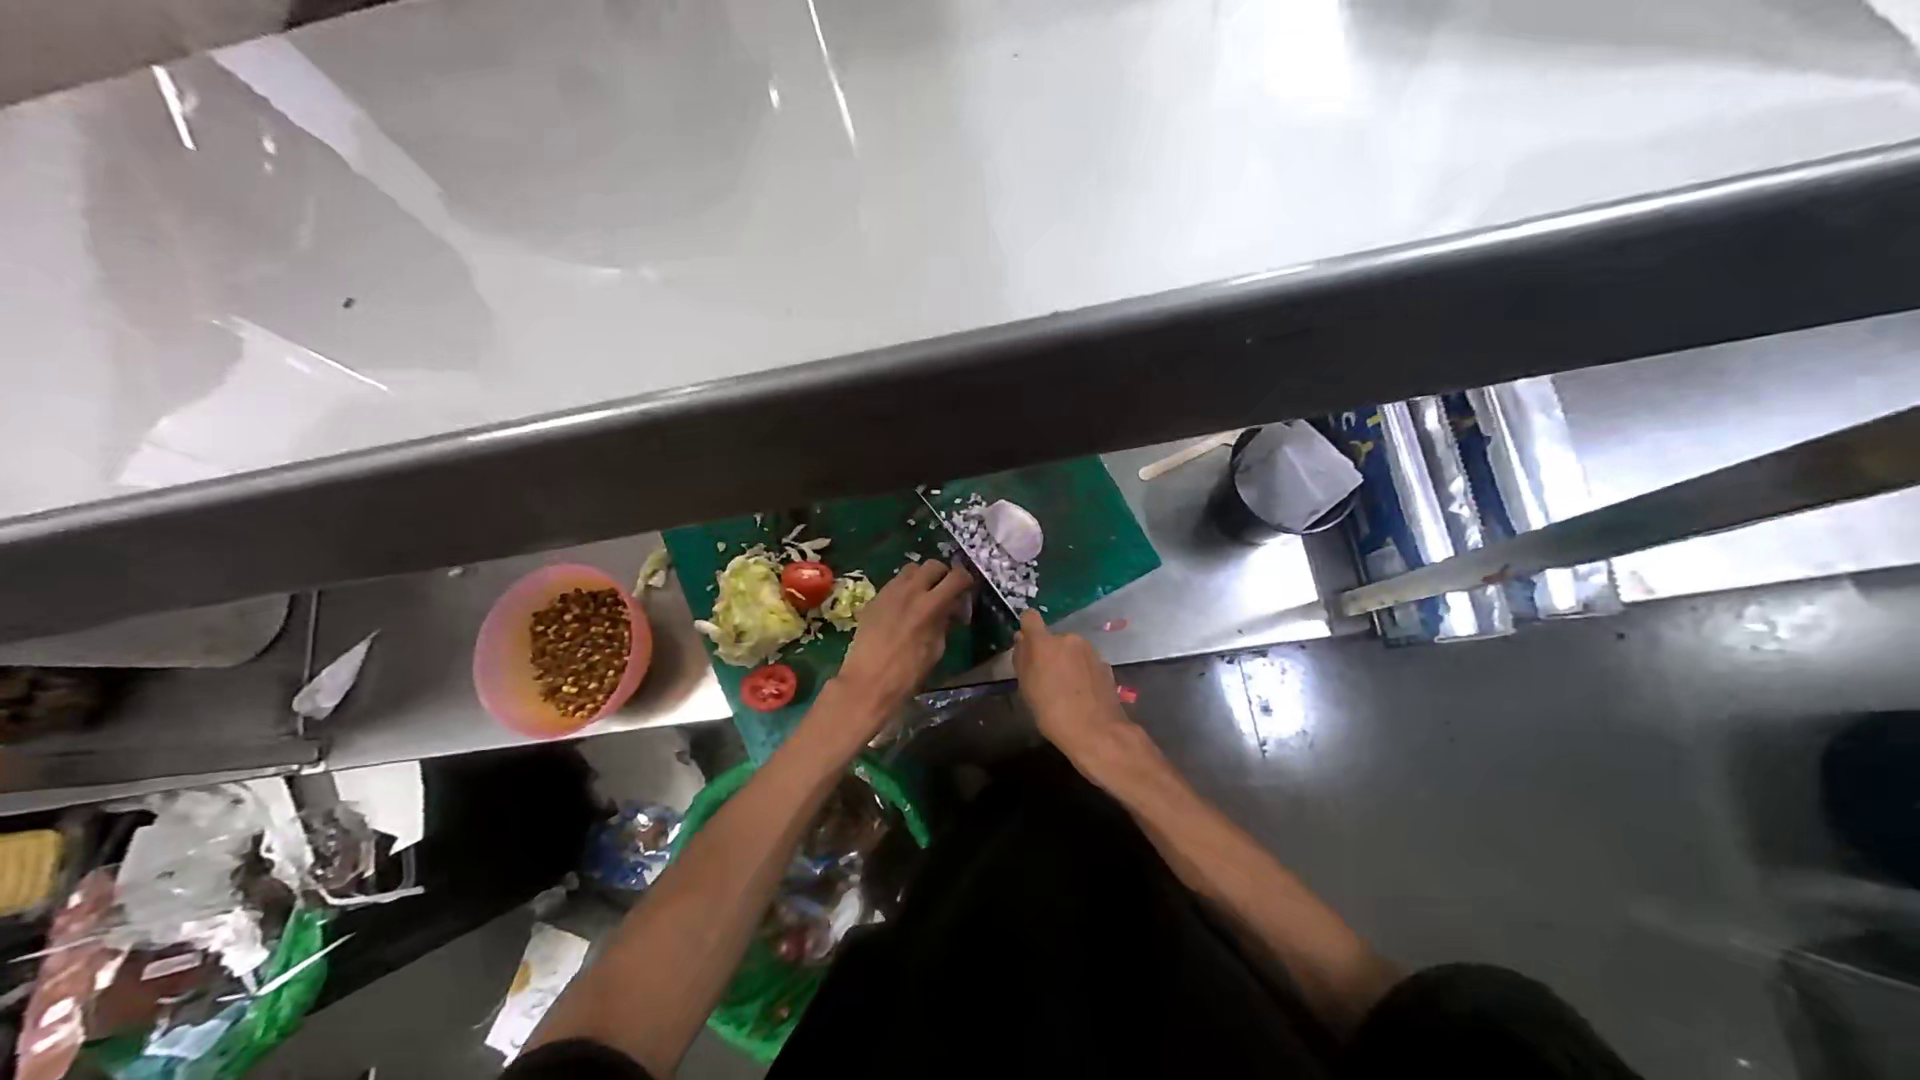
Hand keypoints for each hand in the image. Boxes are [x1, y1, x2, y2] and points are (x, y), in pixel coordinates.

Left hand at [818, 560, 971, 744]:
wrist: (868, 681)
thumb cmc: (908, 672)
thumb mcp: (936, 648)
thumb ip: (944, 622)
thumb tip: (951, 609)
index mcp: (930, 604)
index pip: (956, 577)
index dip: (966, 580)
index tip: (967, 590)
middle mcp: (909, 591)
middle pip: (933, 565)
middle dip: (944, 574)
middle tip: (946, 591)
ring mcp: (888, 592)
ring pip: (911, 569)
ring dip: (922, 577)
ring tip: (924, 595)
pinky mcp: (873, 599)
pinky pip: (894, 583)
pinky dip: (904, 588)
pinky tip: (904, 606)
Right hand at [1012, 610, 1137, 771]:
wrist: (1097, 732)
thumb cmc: (1052, 712)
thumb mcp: (1026, 688)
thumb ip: (1022, 658)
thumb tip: (1021, 640)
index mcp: (1045, 643)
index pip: (1030, 618)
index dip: (1027, 628)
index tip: (1026, 645)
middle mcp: (1069, 639)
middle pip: (1053, 639)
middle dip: (1049, 653)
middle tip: (1046, 679)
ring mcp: (1091, 651)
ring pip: (1072, 651)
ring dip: (1067, 663)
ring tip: (1066, 691)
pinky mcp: (1105, 665)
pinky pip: (1086, 663)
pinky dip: (1082, 673)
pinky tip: (1083, 695)